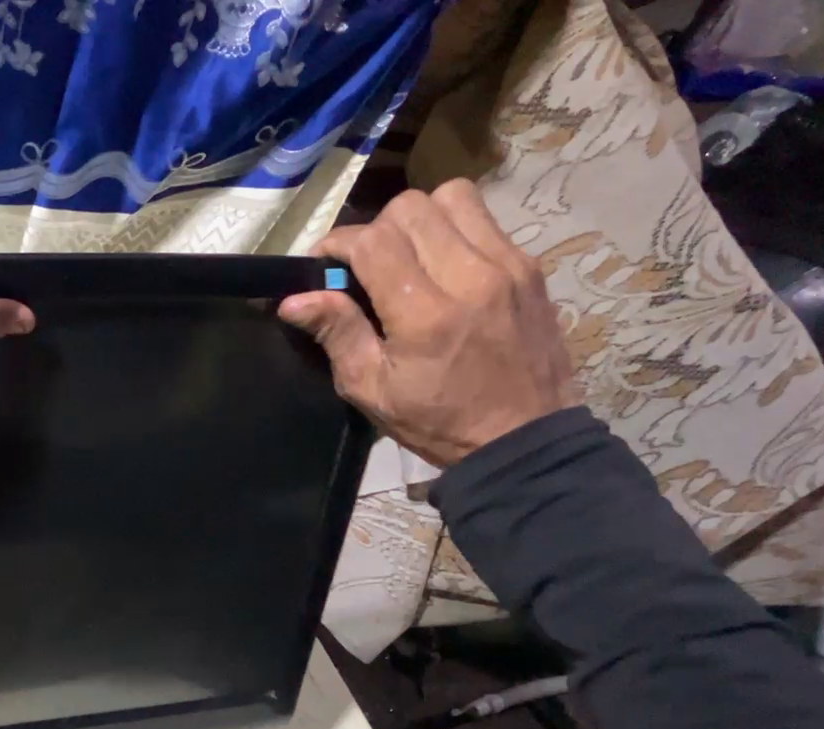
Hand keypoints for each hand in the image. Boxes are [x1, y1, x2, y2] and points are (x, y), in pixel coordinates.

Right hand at [277, 180, 578, 465]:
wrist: (522, 436)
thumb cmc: (435, 420)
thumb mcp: (370, 388)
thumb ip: (337, 333)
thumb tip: (293, 299)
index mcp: (425, 314)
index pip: (373, 241)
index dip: (338, 244)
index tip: (324, 265)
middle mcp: (470, 276)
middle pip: (410, 208)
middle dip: (375, 230)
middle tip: (365, 265)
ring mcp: (507, 264)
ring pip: (451, 197)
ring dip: (418, 219)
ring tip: (406, 255)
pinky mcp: (530, 264)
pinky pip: (483, 218)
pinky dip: (452, 229)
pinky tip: (441, 266)